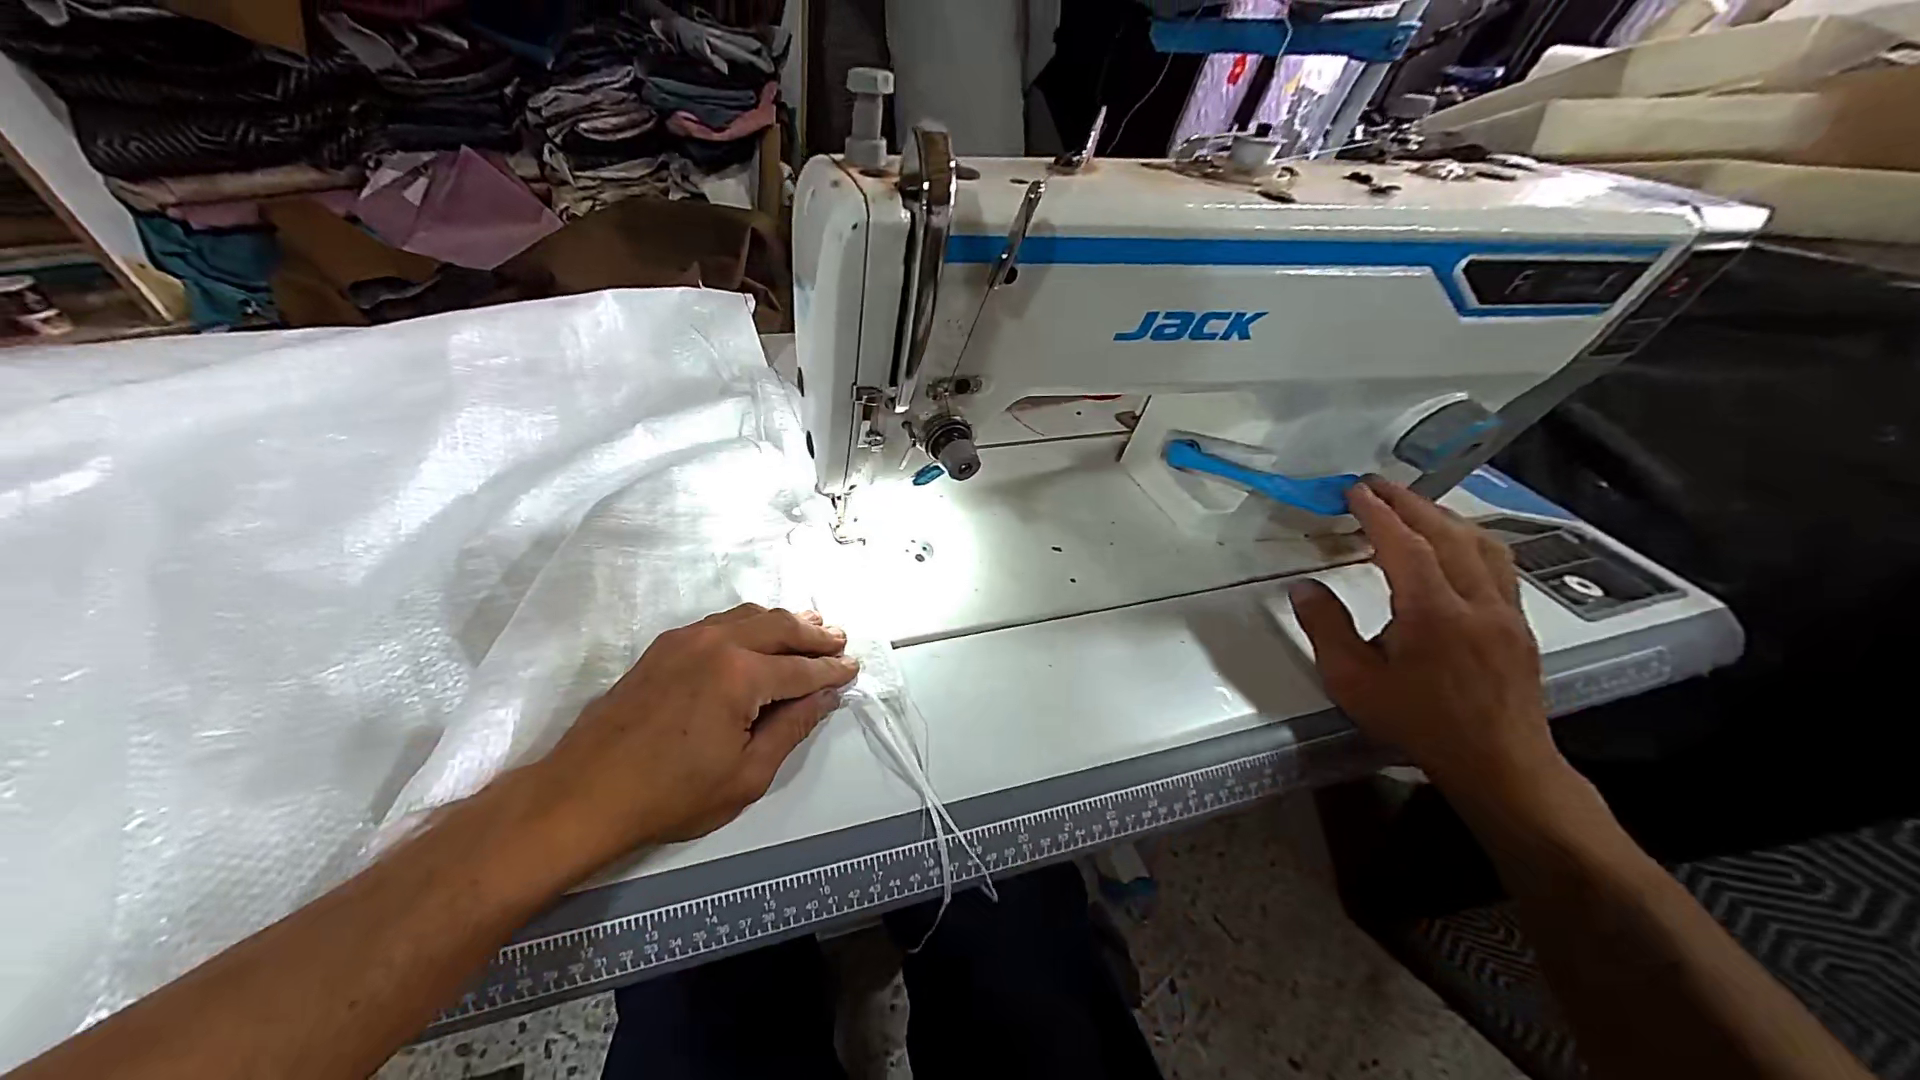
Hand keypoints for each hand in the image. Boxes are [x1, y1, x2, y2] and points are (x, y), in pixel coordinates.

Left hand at [537, 604, 859, 860]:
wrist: (584, 794)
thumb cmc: (672, 795)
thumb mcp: (747, 774)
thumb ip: (792, 728)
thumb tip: (825, 696)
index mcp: (740, 675)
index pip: (802, 668)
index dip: (832, 669)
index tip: (853, 668)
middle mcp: (717, 643)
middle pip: (780, 627)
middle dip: (816, 634)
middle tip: (840, 640)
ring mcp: (687, 639)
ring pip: (750, 616)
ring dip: (785, 622)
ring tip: (810, 629)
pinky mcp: (665, 645)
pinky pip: (721, 622)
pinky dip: (751, 623)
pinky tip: (760, 636)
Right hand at [1289, 477, 1559, 790]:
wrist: (1498, 763)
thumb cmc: (1418, 722)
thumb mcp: (1353, 682)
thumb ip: (1325, 629)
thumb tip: (1304, 588)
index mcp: (1434, 613)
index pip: (1405, 546)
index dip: (1378, 514)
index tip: (1355, 491)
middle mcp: (1477, 602)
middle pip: (1447, 533)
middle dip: (1410, 503)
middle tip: (1378, 485)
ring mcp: (1506, 611)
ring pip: (1481, 544)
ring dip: (1444, 517)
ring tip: (1414, 506)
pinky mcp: (1519, 624)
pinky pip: (1499, 564)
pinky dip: (1470, 540)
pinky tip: (1456, 544)